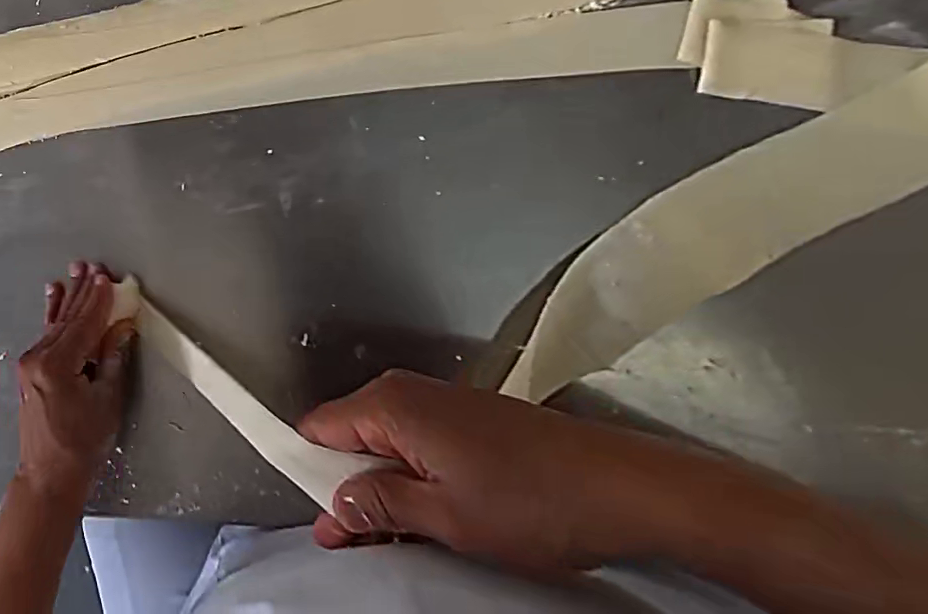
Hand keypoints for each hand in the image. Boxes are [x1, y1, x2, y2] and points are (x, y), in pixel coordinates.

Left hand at [13, 262, 136, 496]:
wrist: (48, 476)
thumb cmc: (81, 445)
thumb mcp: (107, 400)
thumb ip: (112, 357)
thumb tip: (121, 326)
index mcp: (57, 365)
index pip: (85, 324)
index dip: (99, 301)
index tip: (109, 279)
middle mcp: (38, 357)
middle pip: (69, 317)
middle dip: (84, 291)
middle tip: (94, 267)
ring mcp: (30, 361)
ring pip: (57, 322)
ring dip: (71, 297)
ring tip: (77, 271)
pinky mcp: (29, 367)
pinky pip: (46, 332)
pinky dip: (54, 312)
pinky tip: (54, 294)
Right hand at [298, 370, 733, 574]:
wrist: (618, 484)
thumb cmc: (532, 498)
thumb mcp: (446, 517)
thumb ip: (380, 504)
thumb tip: (337, 504)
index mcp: (389, 404)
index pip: (317, 427)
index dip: (308, 470)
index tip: (319, 514)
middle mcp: (402, 390)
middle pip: (346, 434)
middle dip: (347, 484)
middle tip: (358, 537)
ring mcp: (432, 399)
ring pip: (379, 441)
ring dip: (380, 485)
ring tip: (400, 532)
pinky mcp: (456, 412)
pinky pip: (409, 439)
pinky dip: (407, 474)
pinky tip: (427, 510)